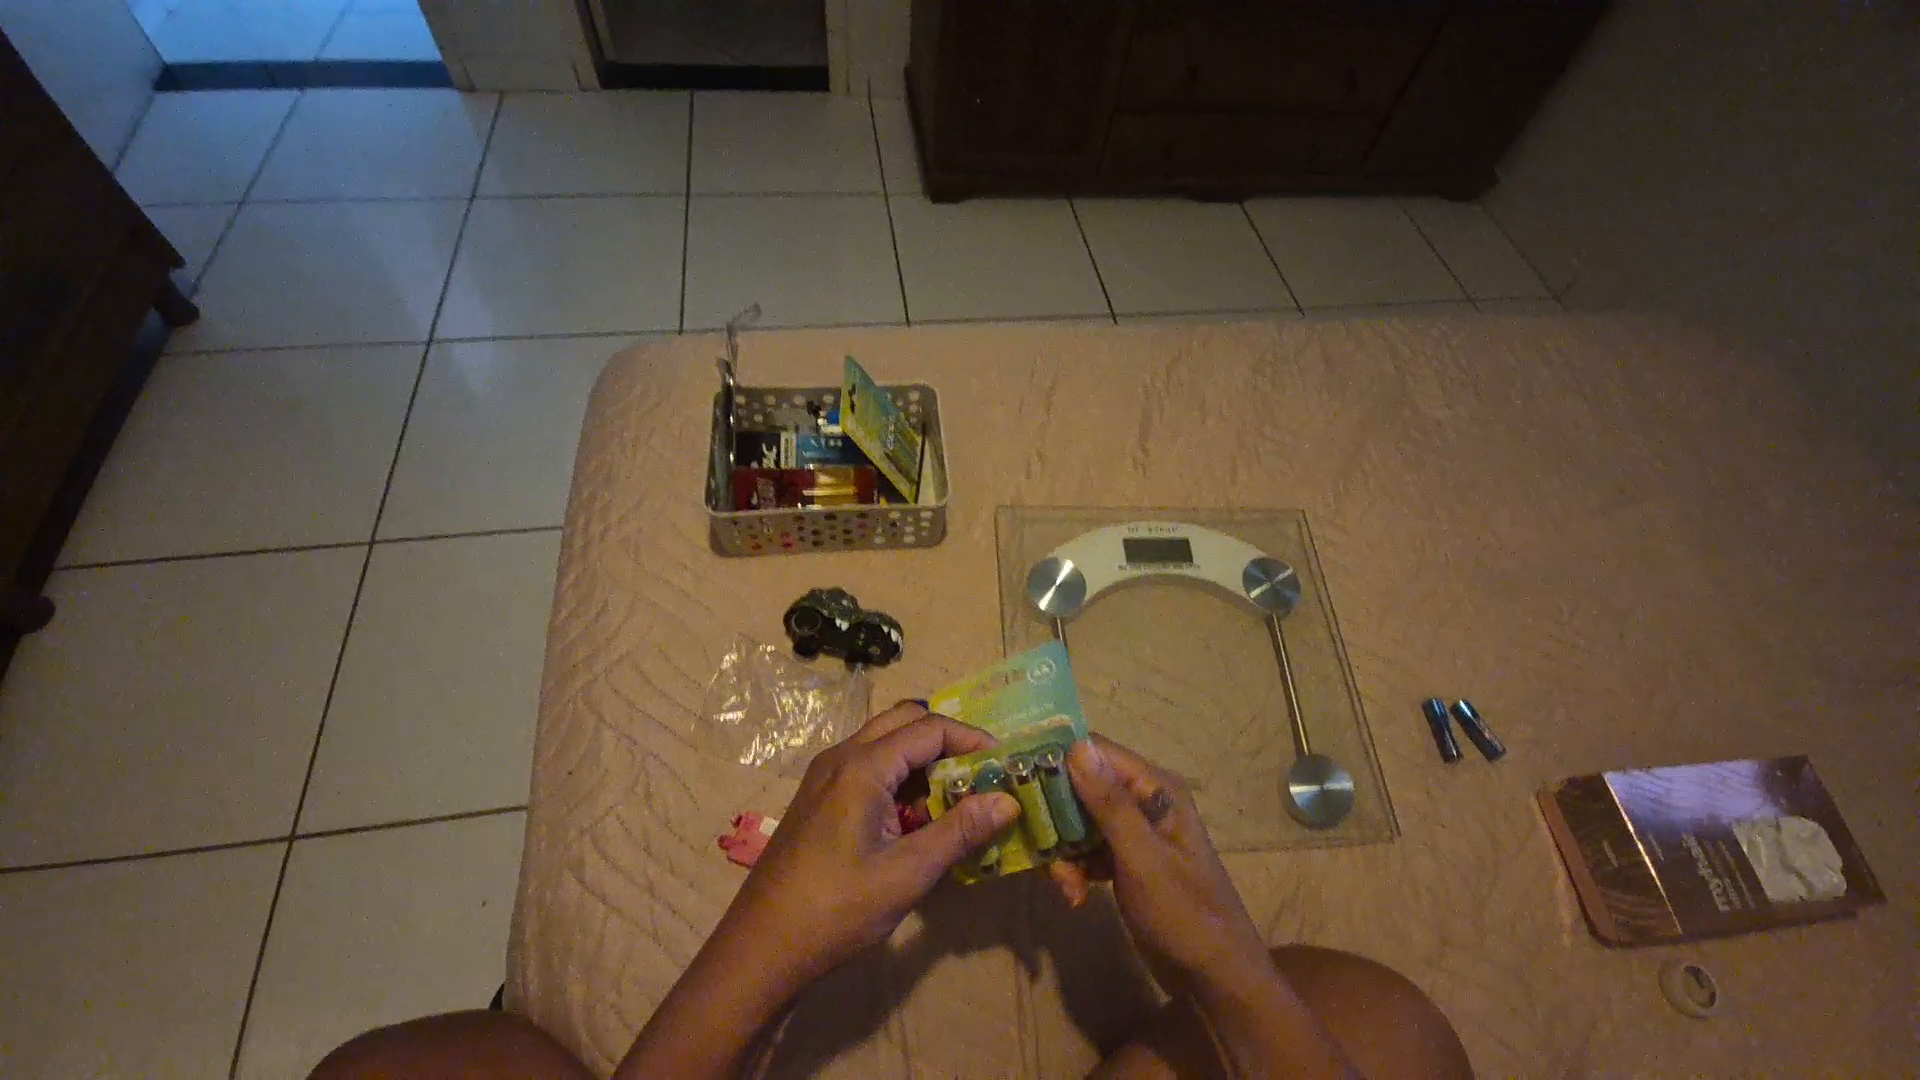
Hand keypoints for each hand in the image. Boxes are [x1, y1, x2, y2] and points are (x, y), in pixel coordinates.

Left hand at [717, 701, 1019, 990]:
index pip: (929, 728)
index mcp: (861, 766)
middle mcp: (841, 757)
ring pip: (885, 743)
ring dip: (923, 759)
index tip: (1006, 764)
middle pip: (905, 722)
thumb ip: (959, 832)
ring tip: (958, 796)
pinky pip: (869, 767)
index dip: (972, 740)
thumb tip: (1009, 800)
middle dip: (948, 741)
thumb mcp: (907, 873)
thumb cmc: (836, 910)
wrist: (761, 948)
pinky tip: (918, 817)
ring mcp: (826, 776)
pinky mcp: (820, 799)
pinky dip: (900, 777)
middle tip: (983, 773)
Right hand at [1051, 734, 1270, 994]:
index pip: (1094, 752)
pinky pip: (1085, 848)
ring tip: (1066, 888)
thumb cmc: (1185, 916)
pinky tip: (1075, 897)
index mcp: (1154, 787)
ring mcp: (1132, 831)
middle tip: (1042, 850)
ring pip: (1077, 821)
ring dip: (1063, 851)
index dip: (1056, 761)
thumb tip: (1077, 746)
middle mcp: (1143, 799)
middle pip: (1080, 786)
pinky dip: (1074, 869)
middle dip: (1056, 817)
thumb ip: (1110, 804)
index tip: (1018, 780)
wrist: (1215, 982)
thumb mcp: (1143, 860)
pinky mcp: (1123, 859)